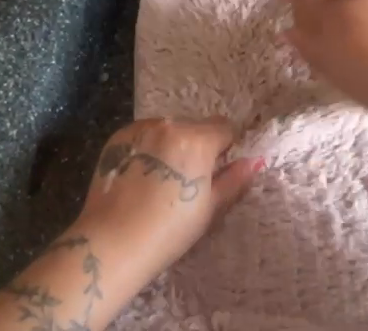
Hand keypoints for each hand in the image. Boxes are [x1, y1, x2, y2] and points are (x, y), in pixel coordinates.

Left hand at [74, 118, 261, 282]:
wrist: (112, 243)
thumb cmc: (168, 231)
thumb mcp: (209, 210)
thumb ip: (234, 180)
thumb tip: (255, 160)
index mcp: (196, 140)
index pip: (224, 128)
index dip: (225, 149)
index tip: (215, 172)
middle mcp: (169, 124)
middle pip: (195, 127)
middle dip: (197, 147)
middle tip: (186, 182)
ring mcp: (140, 128)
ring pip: (168, 130)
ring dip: (171, 146)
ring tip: (160, 181)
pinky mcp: (118, 137)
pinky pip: (143, 135)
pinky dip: (147, 149)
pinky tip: (139, 177)